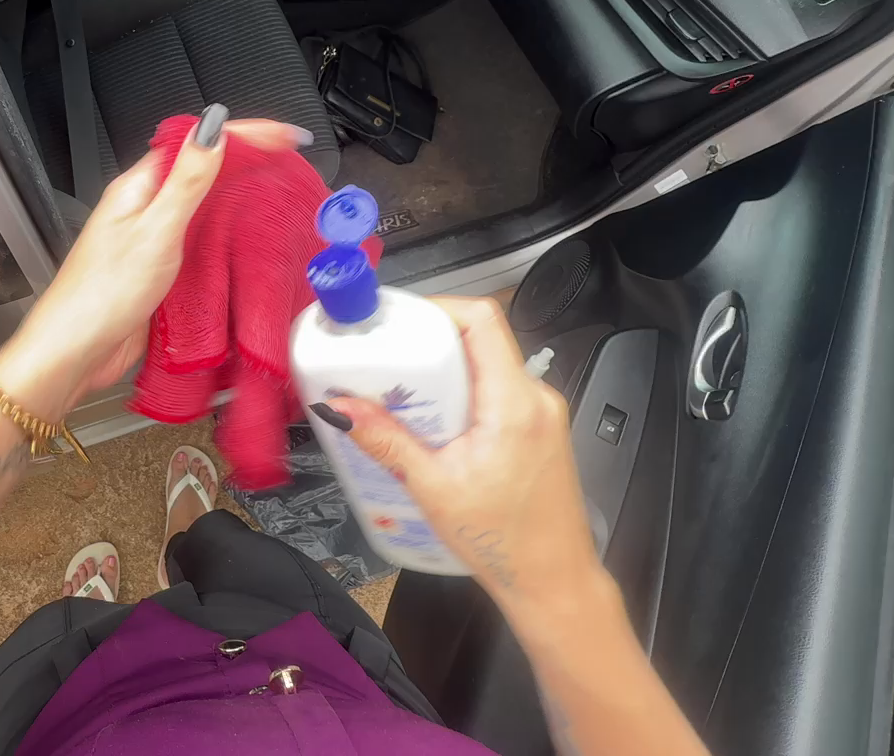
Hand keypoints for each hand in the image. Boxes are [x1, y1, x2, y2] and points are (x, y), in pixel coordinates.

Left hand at [0, 106, 312, 416]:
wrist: (76, 353)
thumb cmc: (101, 294)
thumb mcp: (153, 230)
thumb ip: (186, 181)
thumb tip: (212, 128)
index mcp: (139, 187)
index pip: (195, 144)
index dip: (243, 134)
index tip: (283, 136)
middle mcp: (145, 208)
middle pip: (201, 171)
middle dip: (245, 162)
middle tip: (287, 162)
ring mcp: (153, 239)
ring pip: (203, 208)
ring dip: (238, 199)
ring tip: (277, 194)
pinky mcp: (161, 271)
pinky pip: (200, 244)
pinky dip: (226, 238)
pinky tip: (247, 243)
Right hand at [321, 296, 602, 614]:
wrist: (554, 585)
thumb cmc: (504, 542)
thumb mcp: (432, 487)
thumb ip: (385, 440)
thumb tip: (339, 408)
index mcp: (514, 403)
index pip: (482, 320)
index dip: (437, 307)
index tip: (398, 321)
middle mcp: (534, 397)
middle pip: (477, 338)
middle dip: (426, 342)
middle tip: (386, 361)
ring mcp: (539, 411)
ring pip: (484, 362)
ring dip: (441, 369)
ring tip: (401, 392)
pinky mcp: (535, 425)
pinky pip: (492, 386)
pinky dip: (458, 390)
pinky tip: (430, 419)